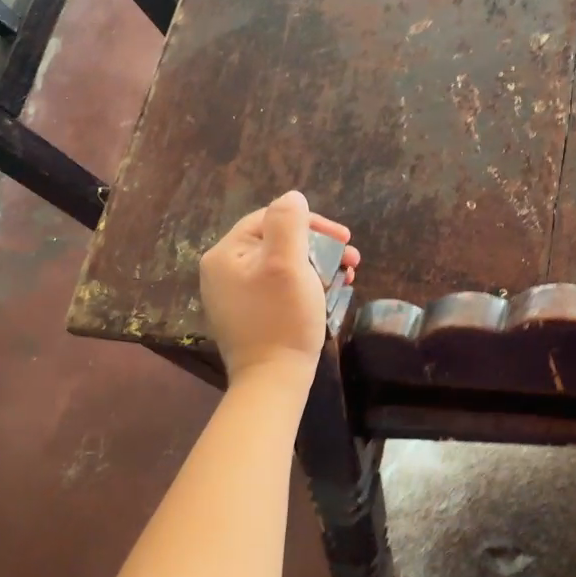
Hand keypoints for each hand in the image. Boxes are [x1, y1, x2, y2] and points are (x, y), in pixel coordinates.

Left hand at [199, 191, 359, 383]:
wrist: (273, 380)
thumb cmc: (282, 319)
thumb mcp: (288, 263)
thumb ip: (289, 223)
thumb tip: (292, 196)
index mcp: (225, 254)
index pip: (271, 219)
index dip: (311, 224)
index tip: (345, 239)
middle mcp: (223, 272)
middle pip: (278, 242)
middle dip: (319, 248)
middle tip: (352, 261)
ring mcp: (235, 297)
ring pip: (283, 266)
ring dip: (318, 266)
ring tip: (347, 279)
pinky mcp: (250, 317)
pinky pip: (280, 289)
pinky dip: (306, 286)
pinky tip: (329, 295)